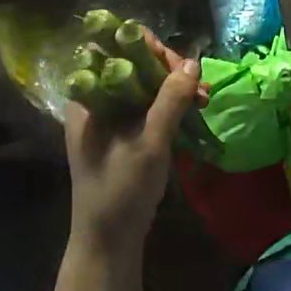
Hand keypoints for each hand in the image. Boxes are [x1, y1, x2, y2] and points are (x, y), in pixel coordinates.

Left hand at [63, 30, 202, 251]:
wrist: (108, 241)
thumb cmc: (121, 190)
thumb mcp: (150, 142)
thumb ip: (170, 100)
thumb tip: (193, 63)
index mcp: (88, 97)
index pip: (115, 50)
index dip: (148, 49)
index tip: (179, 67)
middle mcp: (95, 100)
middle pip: (132, 64)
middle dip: (168, 69)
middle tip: (199, 86)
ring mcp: (109, 116)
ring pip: (143, 85)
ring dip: (173, 87)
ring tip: (203, 99)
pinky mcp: (122, 132)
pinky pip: (146, 105)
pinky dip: (169, 104)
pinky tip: (193, 109)